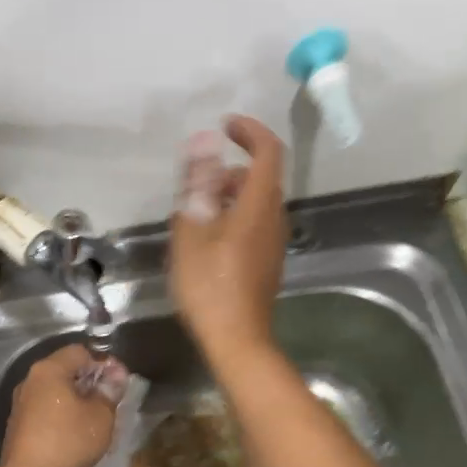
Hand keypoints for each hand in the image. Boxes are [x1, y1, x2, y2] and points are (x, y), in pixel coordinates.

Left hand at [0, 344, 121, 466]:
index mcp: (49, 370)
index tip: (118, 383)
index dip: (103, 363)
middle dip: (89, 383)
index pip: (80, 351)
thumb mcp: (100, 416)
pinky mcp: (17, 425)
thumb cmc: (68, 442)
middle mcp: (30, 381)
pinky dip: (60, 417)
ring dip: (75, 401)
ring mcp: (20, 404)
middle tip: (108, 403)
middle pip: (64, 371)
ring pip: (54, 393)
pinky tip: (73, 436)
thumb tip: (116, 374)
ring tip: (93, 421)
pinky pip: (44, 411)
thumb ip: (110, 391)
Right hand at [169, 115, 288, 362]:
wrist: (236, 339)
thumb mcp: (191, 232)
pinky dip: (234, 218)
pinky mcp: (268, 263)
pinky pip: (254, 226)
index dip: (249, 130)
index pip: (267, 150)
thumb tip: (203, 145)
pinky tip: (206, 243)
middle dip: (230, 170)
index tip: (225, 126)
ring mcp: (274, 243)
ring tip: (195, 215)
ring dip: (229, 197)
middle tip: (198, 182)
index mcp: (259, 204)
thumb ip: (197, 185)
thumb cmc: (209, 285)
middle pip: (260, 178)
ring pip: (256, 204)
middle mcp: (274, 218)